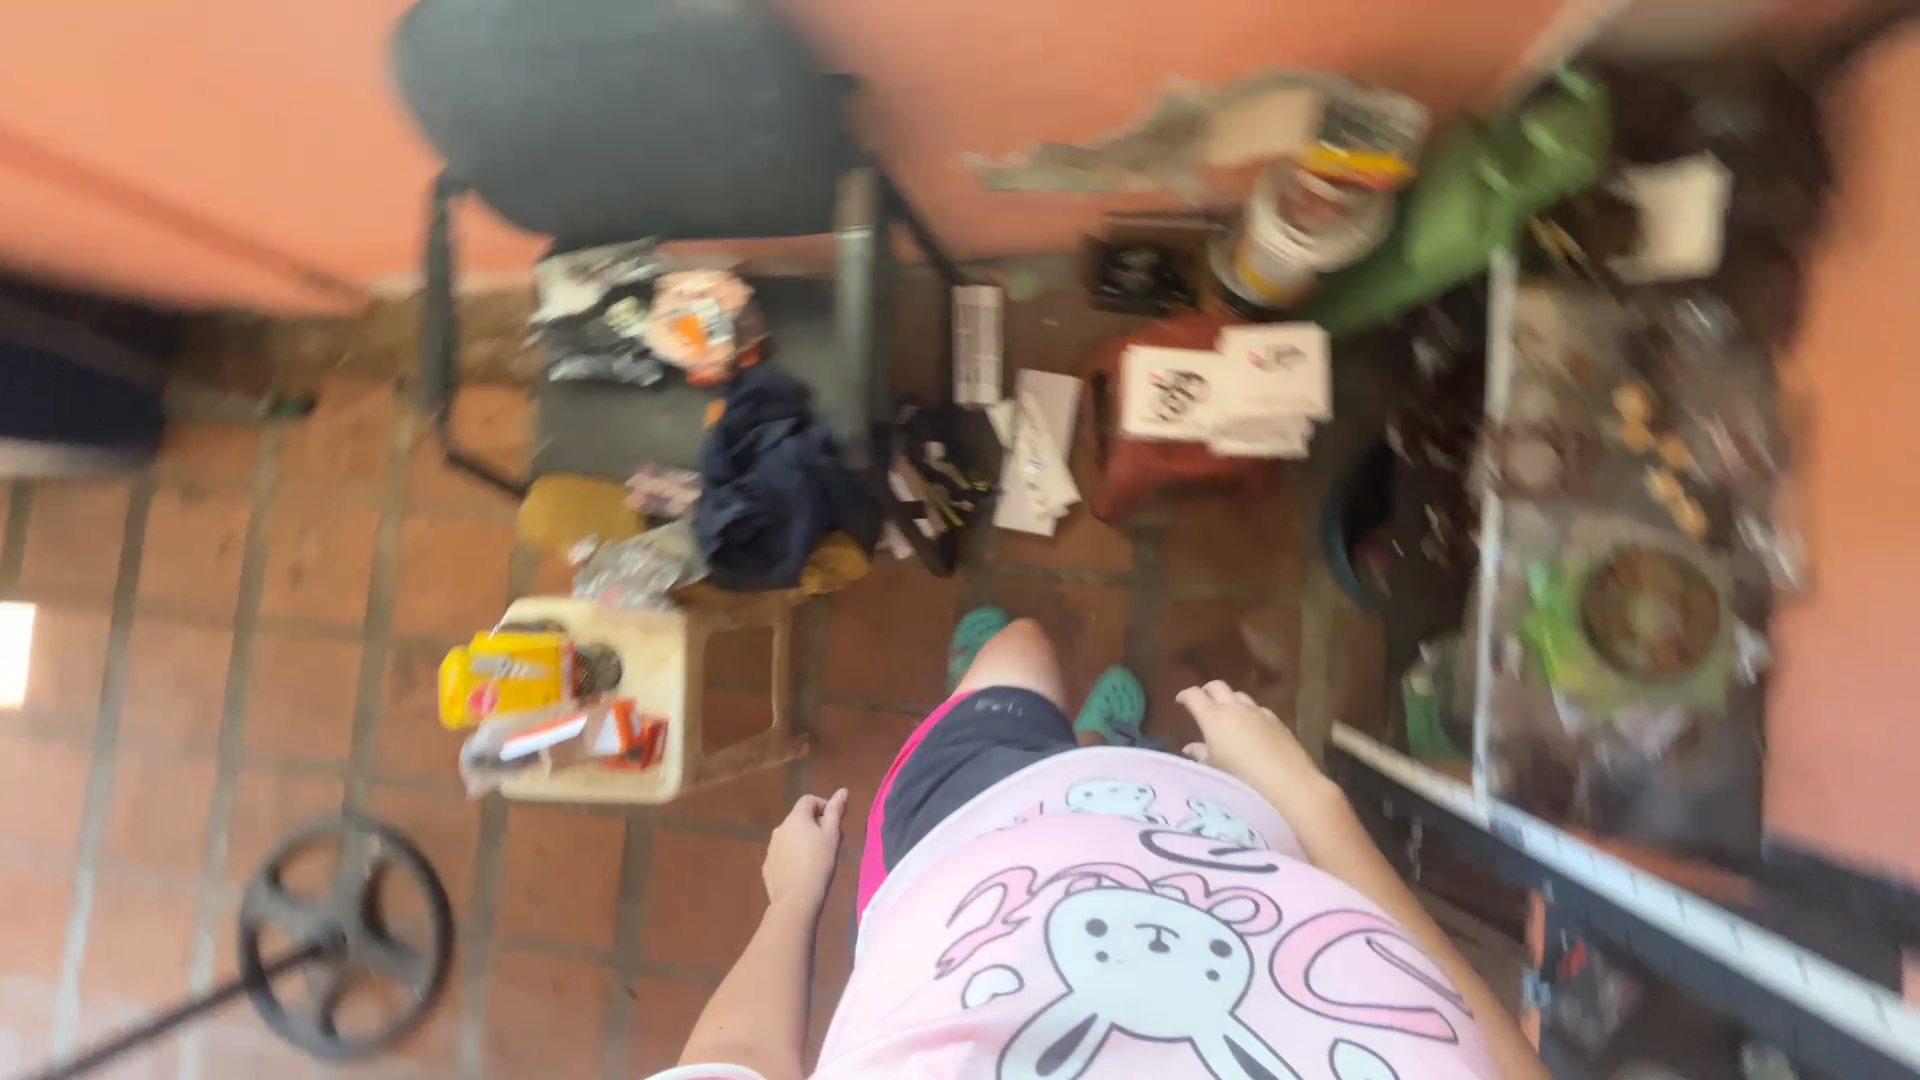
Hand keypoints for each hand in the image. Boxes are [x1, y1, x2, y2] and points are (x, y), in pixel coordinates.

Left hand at [762, 789, 847, 908]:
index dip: (823, 806)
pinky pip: (782, 854)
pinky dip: (792, 856)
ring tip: (817, 858)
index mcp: (796, 818)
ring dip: (802, 841)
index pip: (808, 800)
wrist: (796, 898)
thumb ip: (836, 810)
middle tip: (830, 842)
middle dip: (815, 825)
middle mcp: (780, 828)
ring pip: (790, 837)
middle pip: (799, 819)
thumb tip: (842, 790)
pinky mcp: (767, 866)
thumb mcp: (832, 835)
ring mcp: (771, 848)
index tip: (834, 823)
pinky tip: (802, 871)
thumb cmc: (819, 862)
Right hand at [1176, 681, 1320, 786]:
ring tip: (1228, 716)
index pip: (1193, 694)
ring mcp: (1258, 712)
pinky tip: (1252, 729)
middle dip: (1207, 691)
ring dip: (1230, 701)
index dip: (1184, 695)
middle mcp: (1234, 707)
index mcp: (1212, 716)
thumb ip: (1200, 754)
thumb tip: (1189, 747)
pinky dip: (1250, 713)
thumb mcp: (1214, 768)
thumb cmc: (1241, 778)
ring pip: (1239, 695)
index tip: (1180, 701)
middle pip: (1217, 686)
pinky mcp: (1277, 721)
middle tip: (1203, 704)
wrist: (1288, 784)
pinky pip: (1258, 709)